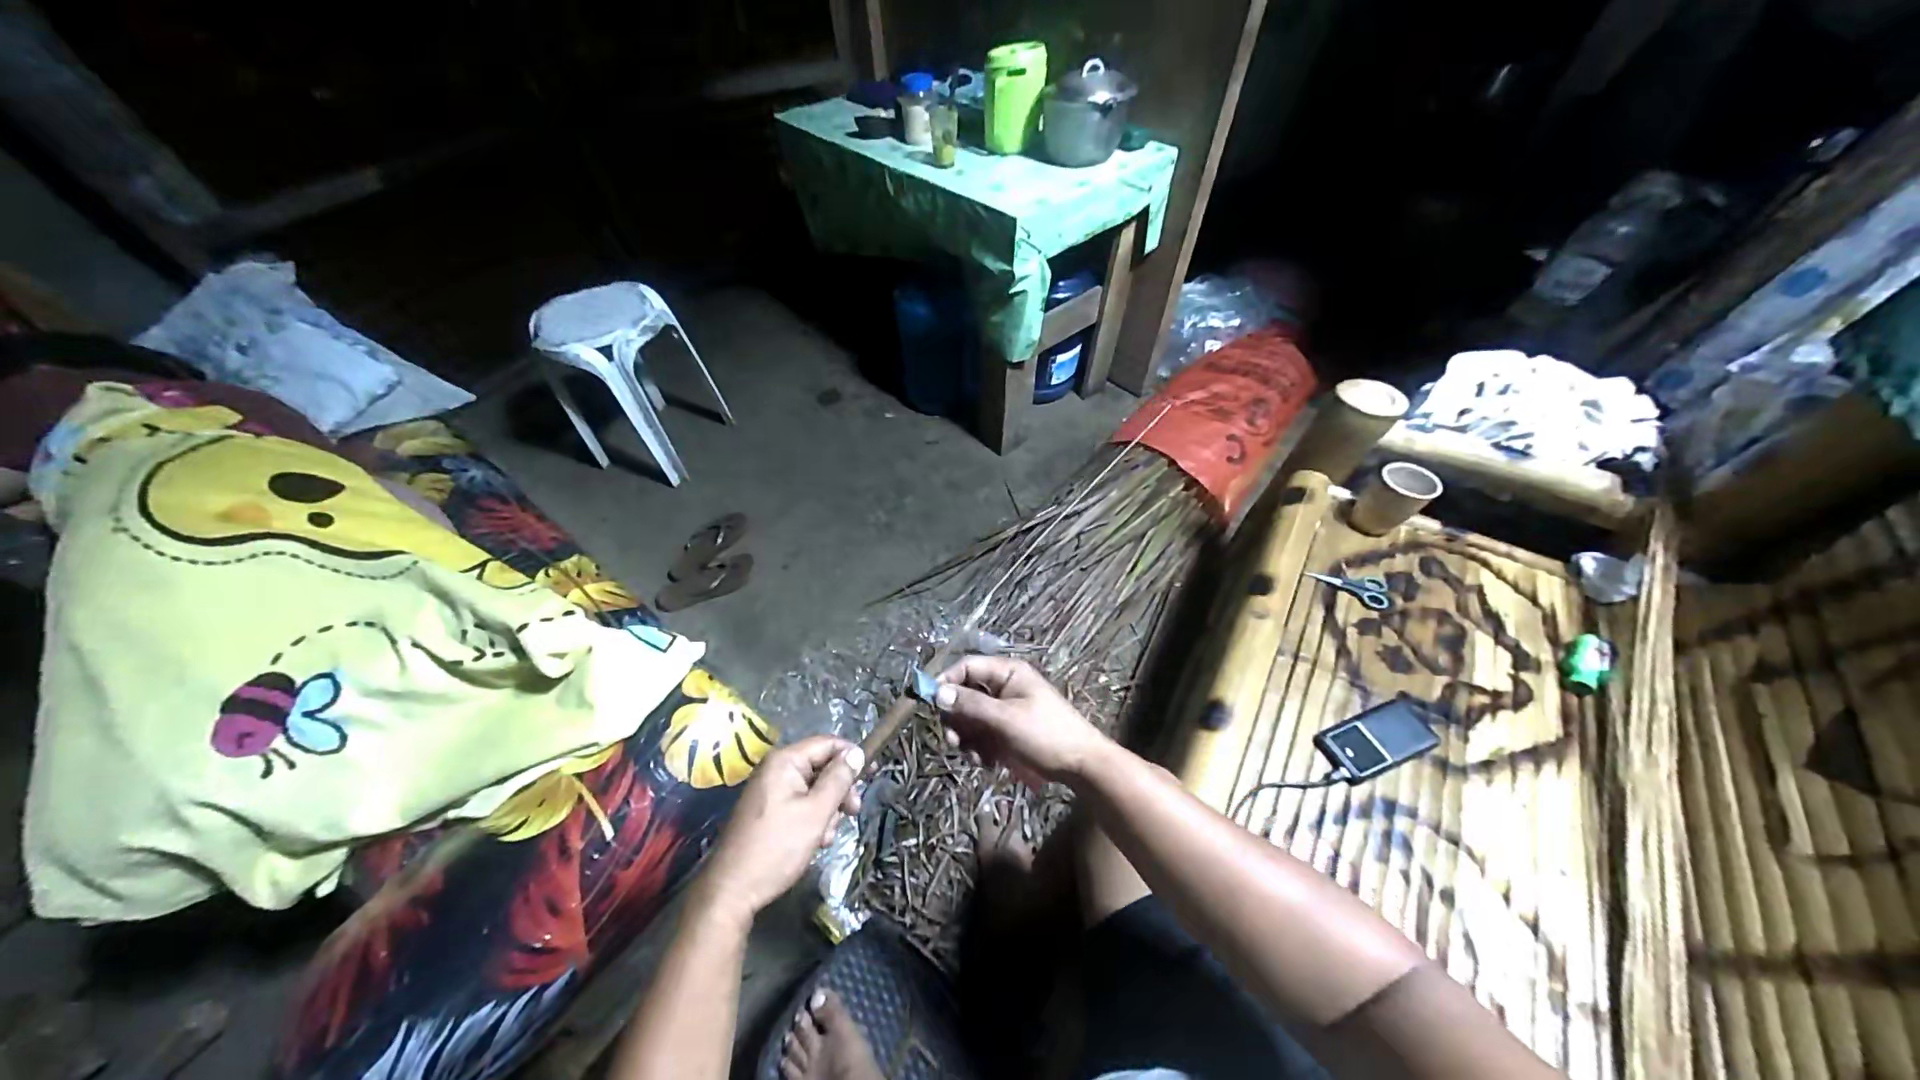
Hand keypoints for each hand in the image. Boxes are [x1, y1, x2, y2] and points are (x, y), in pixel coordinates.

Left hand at [696, 736, 863, 923]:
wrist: (732, 891)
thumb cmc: (777, 848)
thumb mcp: (816, 812)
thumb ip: (839, 780)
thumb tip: (856, 753)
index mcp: (784, 762)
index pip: (827, 743)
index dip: (851, 756)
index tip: (872, 775)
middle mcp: (776, 770)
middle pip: (822, 766)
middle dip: (840, 790)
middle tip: (852, 812)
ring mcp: (771, 791)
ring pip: (814, 789)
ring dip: (828, 810)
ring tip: (825, 836)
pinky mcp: (769, 811)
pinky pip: (801, 804)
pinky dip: (813, 819)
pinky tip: (815, 841)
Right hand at [933, 656, 1109, 786]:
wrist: (1081, 765)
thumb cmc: (1045, 734)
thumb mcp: (1005, 719)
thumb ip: (970, 705)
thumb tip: (937, 693)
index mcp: (1007, 673)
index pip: (966, 667)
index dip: (947, 682)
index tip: (931, 705)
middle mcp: (1004, 686)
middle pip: (965, 694)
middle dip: (957, 718)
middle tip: (954, 740)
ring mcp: (1006, 709)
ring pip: (971, 717)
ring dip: (967, 737)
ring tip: (975, 757)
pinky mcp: (1007, 731)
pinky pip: (982, 734)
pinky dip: (979, 747)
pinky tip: (986, 762)